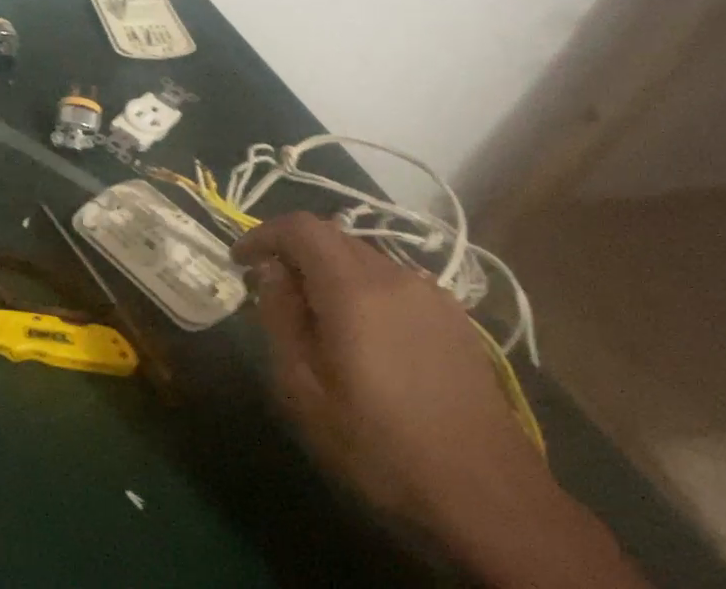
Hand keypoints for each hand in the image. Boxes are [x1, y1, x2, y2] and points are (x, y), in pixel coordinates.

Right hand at [233, 213, 648, 587]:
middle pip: (336, 238)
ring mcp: (435, 298)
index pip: (302, 228)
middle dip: (294, 253)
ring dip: (329, 273)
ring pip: (367, 260)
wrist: (488, 497)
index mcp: (355, 289)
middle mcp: (398, 278)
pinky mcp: (457, 322)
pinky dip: (363, 291)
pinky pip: (396, 286)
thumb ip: (280, 318)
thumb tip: (271, 272)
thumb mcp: (302, 389)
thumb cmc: (378, 445)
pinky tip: (361, 336)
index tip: (238, 260)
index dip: (263, 234)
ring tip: (312, 316)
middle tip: (268, 290)